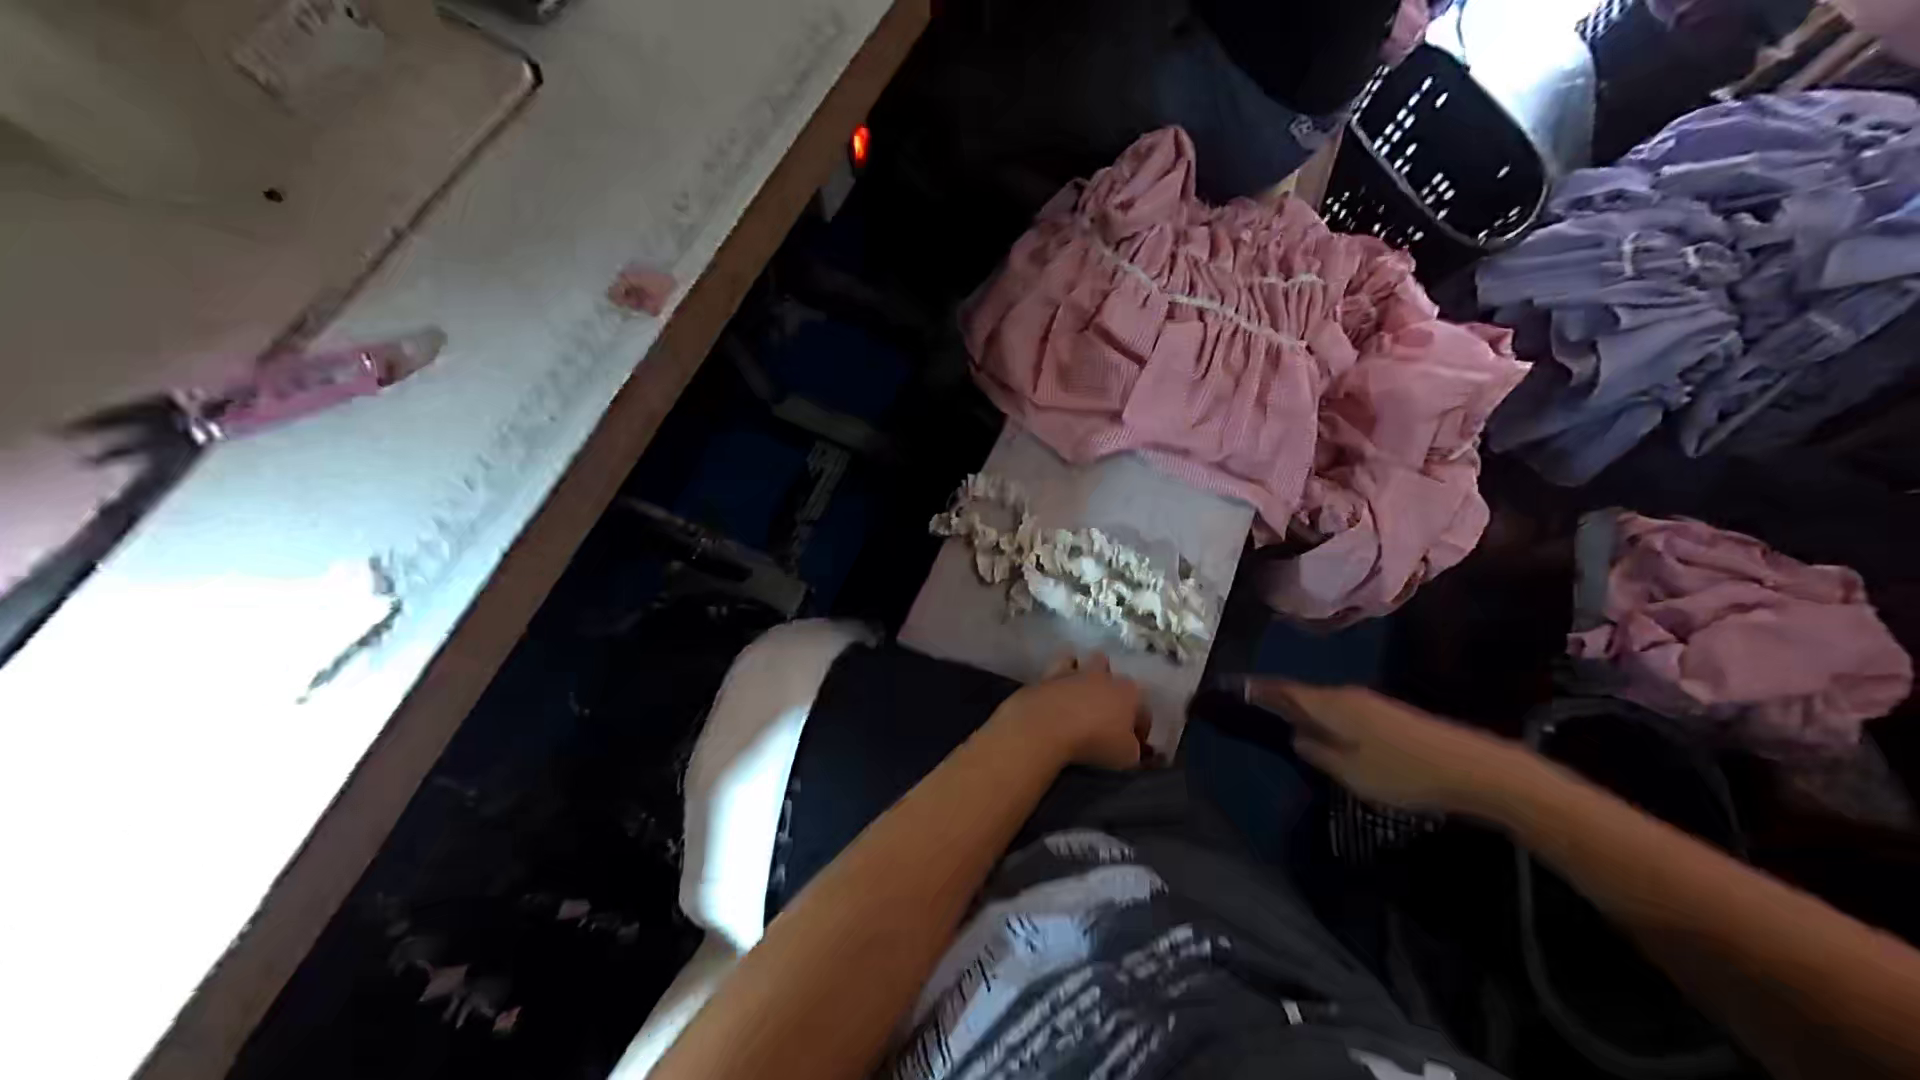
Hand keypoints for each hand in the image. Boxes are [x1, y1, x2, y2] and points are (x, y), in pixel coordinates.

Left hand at [988, 653, 1152, 770]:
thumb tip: (1130, 746)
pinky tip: (1059, 684)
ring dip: (1089, 672)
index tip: (1134, 744)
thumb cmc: (1094, 740)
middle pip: (1115, 677)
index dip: (1141, 727)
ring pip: (1088, 661)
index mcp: (1129, 693)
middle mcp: (1105, 676)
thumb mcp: (1126, 755)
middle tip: (1107, 713)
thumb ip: (1132, 748)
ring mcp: (1076, 672)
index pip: (1143, 709)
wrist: (1047, 724)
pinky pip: (1059, 666)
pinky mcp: (1049, 674)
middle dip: (1114, 691)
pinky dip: (1062, 673)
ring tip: (1083, 691)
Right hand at [1243, 680, 1535, 813]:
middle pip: (1302, 693)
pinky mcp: (1388, 715)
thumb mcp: (1350, 772)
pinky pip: (1342, 709)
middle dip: (1276, 697)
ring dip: (1301, 707)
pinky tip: (1324, 730)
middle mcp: (1346, 695)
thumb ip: (1317, 752)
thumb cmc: (1403, 772)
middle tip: (1251, 703)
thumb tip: (1297, 737)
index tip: (1234, 687)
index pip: (1283, 690)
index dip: (1258, 689)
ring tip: (1281, 717)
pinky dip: (1323, 715)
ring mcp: (1370, 703)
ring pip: (1323, 701)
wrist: (1474, 768)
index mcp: (1330, 705)